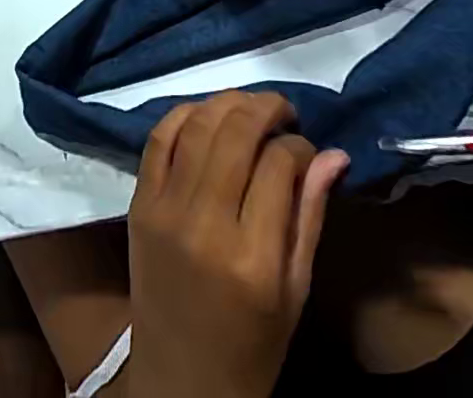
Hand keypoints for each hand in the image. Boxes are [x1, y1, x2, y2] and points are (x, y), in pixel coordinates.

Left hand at [127, 93, 349, 397]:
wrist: (179, 380)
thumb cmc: (252, 344)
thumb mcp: (296, 289)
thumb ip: (311, 214)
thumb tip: (334, 153)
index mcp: (253, 256)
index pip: (279, 163)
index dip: (300, 144)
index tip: (307, 149)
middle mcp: (204, 222)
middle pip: (235, 132)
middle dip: (266, 107)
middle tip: (284, 111)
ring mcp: (164, 208)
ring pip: (196, 125)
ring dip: (227, 103)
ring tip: (250, 108)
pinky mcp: (139, 203)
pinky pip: (158, 138)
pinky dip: (184, 114)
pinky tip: (207, 114)